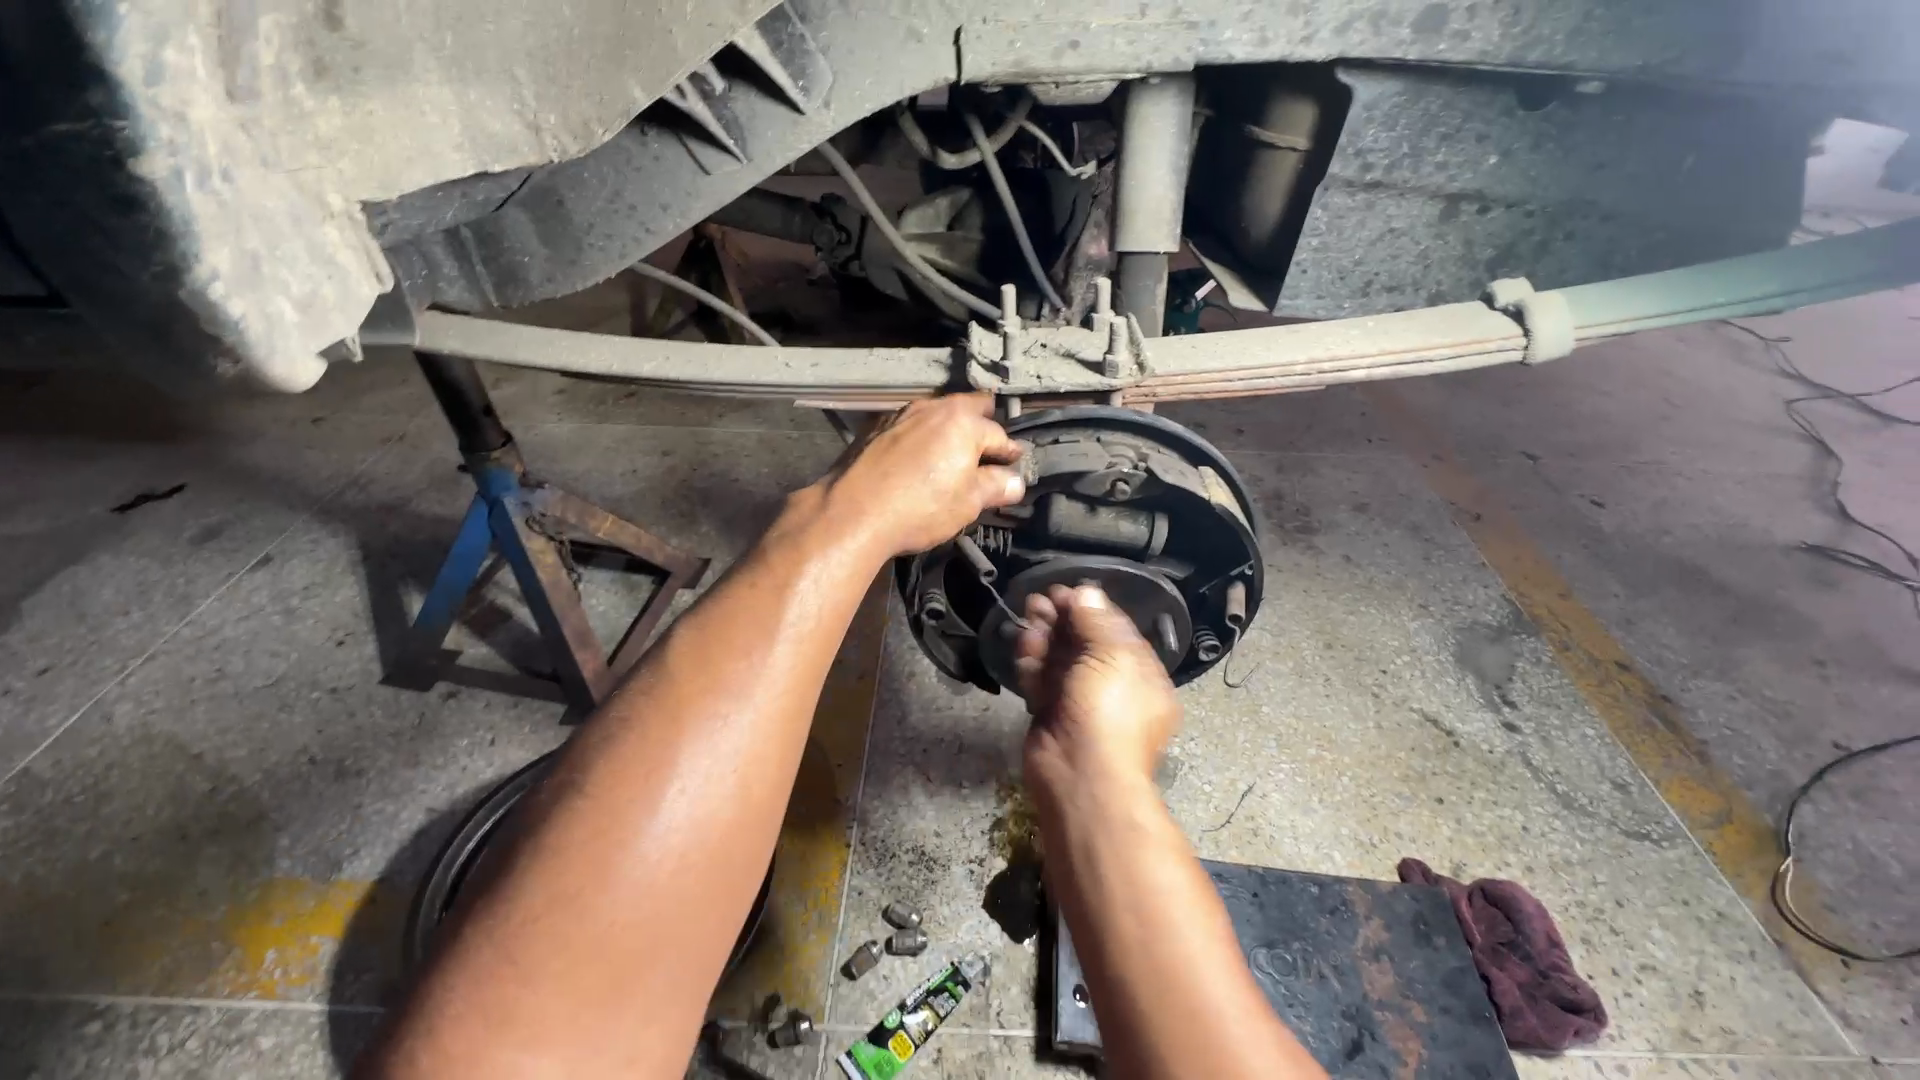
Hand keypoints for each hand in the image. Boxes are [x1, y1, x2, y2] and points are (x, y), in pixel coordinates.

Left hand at [810, 393, 1025, 557]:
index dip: (1010, 453)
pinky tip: (917, 460)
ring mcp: (901, 414)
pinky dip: (920, 437)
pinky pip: (909, 426)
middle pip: (968, 409)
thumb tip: (1015, 481)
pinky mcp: (874, 427)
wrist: (852, 512)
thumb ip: (996, 487)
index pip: (999, 434)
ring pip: (936, 415)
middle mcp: (933, 408)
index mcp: (963, 421)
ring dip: (948, 430)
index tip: (1014, 465)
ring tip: (952, 455)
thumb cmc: (919, 508)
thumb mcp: (968, 503)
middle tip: (986, 451)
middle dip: (982, 426)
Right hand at [1015, 585, 1180, 790]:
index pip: (1116, 631)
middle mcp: (1114, 687)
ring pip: (1060, 660)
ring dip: (1043, 638)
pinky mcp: (1051, 714)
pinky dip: (1032, 664)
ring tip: (1028, 619)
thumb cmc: (1110, 713)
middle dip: (1061, 620)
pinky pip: (1042, 681)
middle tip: (1037, 601)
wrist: (1081, 776)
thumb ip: (1098, 621)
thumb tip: (1086, 593)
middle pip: (1084, 643)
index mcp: (1142, 676)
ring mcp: (1081, 702)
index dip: (1090, 609)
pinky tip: (1024, 648)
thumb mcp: (1114, 657)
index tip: (1065, 591)